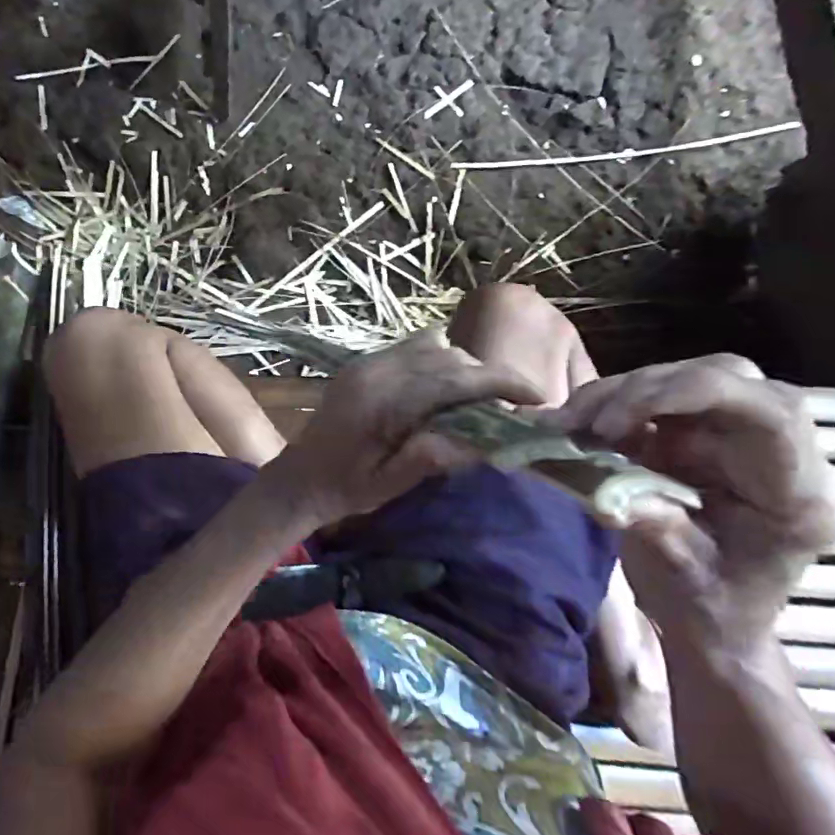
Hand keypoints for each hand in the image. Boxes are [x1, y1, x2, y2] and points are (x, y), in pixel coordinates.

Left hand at [259, 329, 543, 527]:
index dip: (500, 383)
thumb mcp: (389, 485)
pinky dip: (443, 360)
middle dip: (488, 376)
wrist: (298, 478)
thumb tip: (486, 442)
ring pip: (436, 345)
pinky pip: (416, 346)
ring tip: (480, 397)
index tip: (535, 397)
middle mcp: (378, 371)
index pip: (455, 380)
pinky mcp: (368, 361)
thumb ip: (432, 458)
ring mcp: (371, 361)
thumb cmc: (345, 490)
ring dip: (466, 366)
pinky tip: (447, 387)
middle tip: (512, 405)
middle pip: (450, 357)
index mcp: (384, 403)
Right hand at [550, 356, 834, 647]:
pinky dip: (616, 404)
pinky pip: (662, 396)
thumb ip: (656, 527)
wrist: (714, 626)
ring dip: (621, 395)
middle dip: (646, 391)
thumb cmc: (714, 612)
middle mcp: (780, 448)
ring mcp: (740, 432)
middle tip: (589, 423)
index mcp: (800, 491)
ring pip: (685, 379)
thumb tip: (605, 489)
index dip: (694, 392)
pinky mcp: (706, 428)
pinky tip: (580, 423)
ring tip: (569, 422)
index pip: (770, 412)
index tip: (616, 418)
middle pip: (722, 378)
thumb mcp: (686, 578)